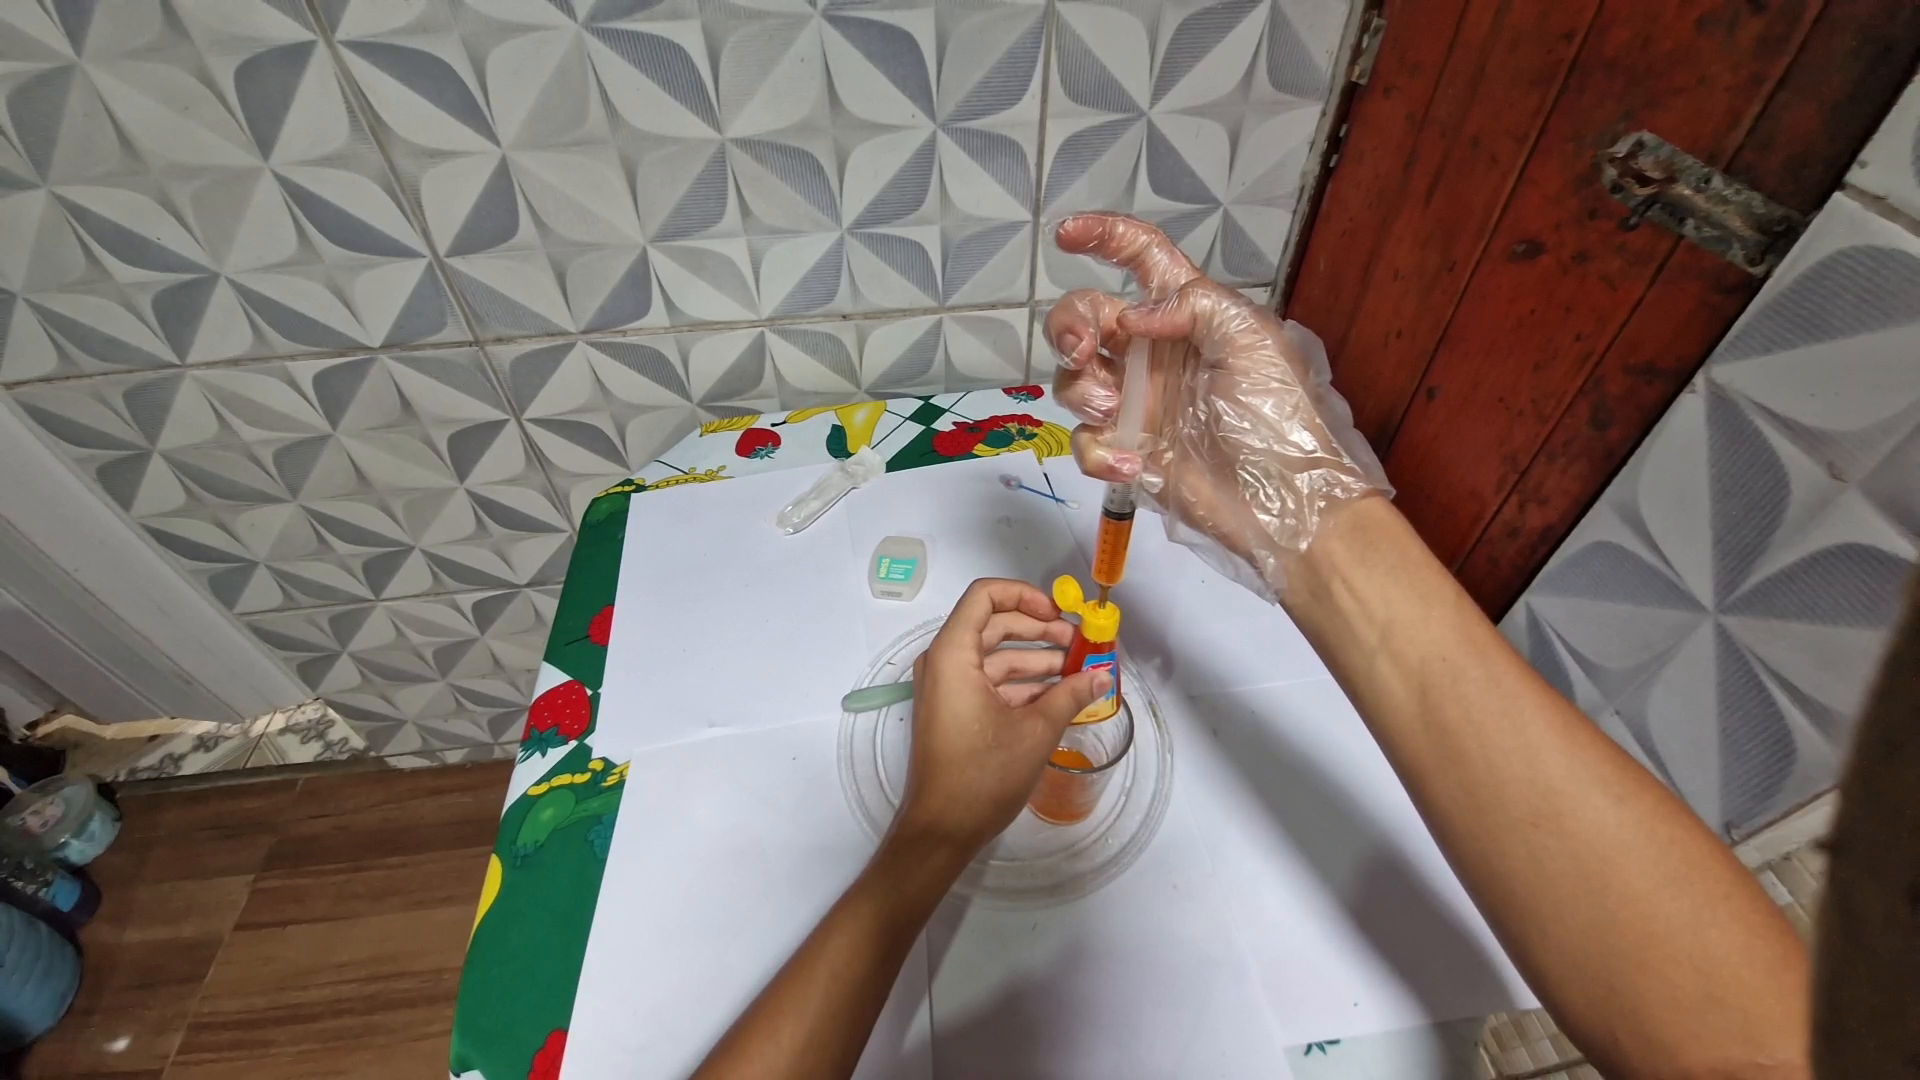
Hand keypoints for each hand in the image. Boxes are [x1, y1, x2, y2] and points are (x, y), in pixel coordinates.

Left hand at [891, 578, 1111, 856]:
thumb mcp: (1035, 731)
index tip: (1059, 615)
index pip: (985, 596)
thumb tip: (1103, 675)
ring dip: (1035, 659)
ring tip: (1078, 671)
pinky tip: (1057, 696)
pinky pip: (988, 681)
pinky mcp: (953, 709)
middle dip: (1039, 629)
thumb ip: (1071, 695)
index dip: (1025, 596)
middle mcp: (944, 662)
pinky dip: (1021, 684)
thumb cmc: (982, 775)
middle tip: (1079, 644)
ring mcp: (946, 686)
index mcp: (953, 654)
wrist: (941, 831)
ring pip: (994, 655)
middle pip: (993, 624)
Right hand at [1046, 213, 1390, 597]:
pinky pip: (1086, 442)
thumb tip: (1130, 316)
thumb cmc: (1277, 415)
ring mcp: (1135, 403)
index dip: (1103, 238)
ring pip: (1072, 379)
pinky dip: (1099, 453)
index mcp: (1186, 315)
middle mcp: (1151, 353)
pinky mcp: (1126, 449)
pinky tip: (1135, 463)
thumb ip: (1193, 307)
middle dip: (1068, 326)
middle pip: (1085, 318)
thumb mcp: (1252, 341)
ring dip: (1080, 390)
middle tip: (1080, 351)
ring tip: (1110, 412)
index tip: (1064, 237)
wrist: (1282, 501)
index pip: (1140, 259)